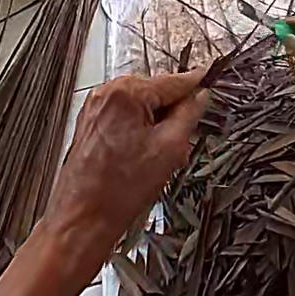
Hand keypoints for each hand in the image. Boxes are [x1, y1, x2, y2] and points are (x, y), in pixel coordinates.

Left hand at [45, 69, 209, 260]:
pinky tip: (144, 157)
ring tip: (162, 156)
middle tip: (186, 139)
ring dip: (158, 124)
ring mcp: (95, 108)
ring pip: (141, 106)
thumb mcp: (170, 148)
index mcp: (125, 92)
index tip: (211, 77)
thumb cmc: (118, 190)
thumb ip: (189, 114)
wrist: (83, 218)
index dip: (197, 83)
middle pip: (156, 93)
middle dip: (174, 113)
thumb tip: (200, 97)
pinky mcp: (91, 124)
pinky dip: (140, 130)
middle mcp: (106, 93)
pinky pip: (125, 117)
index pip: (172, 81)